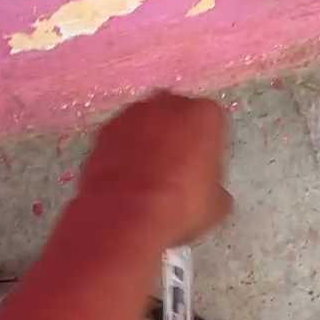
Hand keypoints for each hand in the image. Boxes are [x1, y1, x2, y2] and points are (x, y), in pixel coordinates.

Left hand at [75, 91, 232, 246]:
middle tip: (178, 167)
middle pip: (177, 115)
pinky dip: (124, 152)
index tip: (205, 166)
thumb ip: (216, 188)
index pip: (212, 122)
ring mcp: (131, 114)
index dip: (209, 145)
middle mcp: (167, 104)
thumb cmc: (180, 205)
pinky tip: (126, 179)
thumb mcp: (215, 206)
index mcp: (204, 115)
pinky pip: (122, 138)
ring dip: (149, 141)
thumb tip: (212, 192)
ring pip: (146, 123)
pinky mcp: (103, 131)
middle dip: (178, 135)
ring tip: (148, 175)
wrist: (124, 215)